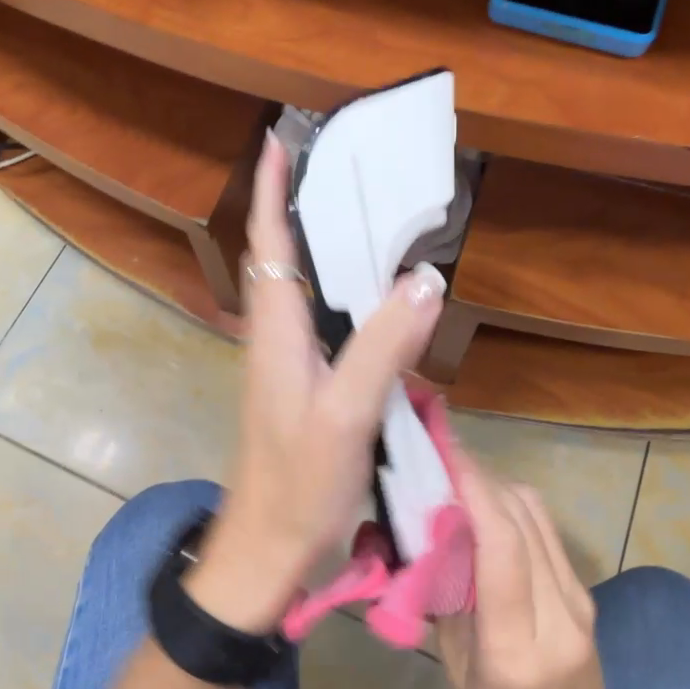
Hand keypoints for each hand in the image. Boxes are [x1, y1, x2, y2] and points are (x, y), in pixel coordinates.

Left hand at [186, 133, 447, 634]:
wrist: (266, 550)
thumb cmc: (296, 484)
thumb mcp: (343, 416)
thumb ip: (380, 348)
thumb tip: (424, 278)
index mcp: (274, 330)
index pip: (269, 242)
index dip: (271, 189)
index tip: (280, 138)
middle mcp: (277, 334)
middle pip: (288, 254)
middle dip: (306, 203)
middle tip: (346, 164)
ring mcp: (290, 360)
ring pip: (309, 286)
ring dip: (328, 244)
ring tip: (370, 210)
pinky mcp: (308, 382)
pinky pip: (329, 319)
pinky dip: (350, 290)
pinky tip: (383, 292)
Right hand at [436, 451, 629, 688]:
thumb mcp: (455, 666)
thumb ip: (443, 596)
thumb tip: (419, 525)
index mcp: (515, 649)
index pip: (503, 550)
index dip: (476, 492)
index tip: (444, 456)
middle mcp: (557, 617)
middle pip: (522, 521)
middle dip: (479, 478)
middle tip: (438, 455)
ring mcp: (579, 598)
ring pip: (537, 514)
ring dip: (495, 483)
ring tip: (457, 471)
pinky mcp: (584, 585)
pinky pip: (545, 527)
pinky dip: (510, 502)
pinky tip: (483, 498)